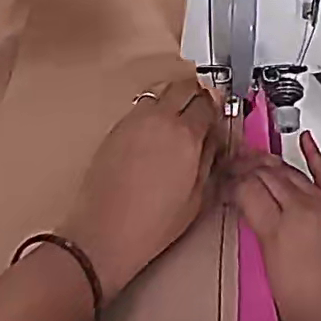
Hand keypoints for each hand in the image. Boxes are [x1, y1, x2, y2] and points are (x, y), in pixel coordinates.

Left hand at [60, 80, 222, 300]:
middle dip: (196, 95)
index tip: (216, 117)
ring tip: (176, 122)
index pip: (208, 102)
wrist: (104, 233)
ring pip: (161, 92)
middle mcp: (160, 120)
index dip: (216, 108)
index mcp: (185, 135)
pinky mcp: (115, 128)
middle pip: (184, 87)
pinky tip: (153, 135)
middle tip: (200, 111)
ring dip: (173, 100)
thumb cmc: (151, 224)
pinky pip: (141, 108)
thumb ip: (209, 159)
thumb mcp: (197, 197)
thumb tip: (213, 140)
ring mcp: (134, 121)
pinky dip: (152, 112)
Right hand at [226, 131, 320, 320]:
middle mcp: (302, 212)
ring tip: (256, 157)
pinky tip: (306, 142)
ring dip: (272, 163)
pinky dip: (315, 156)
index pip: (247, 189)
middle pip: (268, 175)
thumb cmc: (307, 320)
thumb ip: (258, 238)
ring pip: (292, 173)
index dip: (231, 183)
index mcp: (277, 230)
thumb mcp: (266, 278)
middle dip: (247, 167)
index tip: (224, 183)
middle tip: (234, 166)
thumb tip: (251, 217)